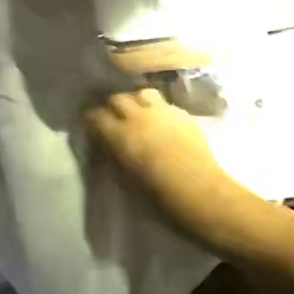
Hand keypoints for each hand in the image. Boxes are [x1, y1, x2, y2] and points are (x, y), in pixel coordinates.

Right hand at [83, 89, 272, 253]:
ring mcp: (164, 113)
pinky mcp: (185, 116)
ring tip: (136, 112)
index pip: (94, 115)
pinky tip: (162, 122)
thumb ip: (113, 155)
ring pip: (142, 93)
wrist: (204, 198)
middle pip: (117, 97)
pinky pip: (165, 104)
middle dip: (111, 105)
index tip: (89, 123)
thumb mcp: (125, 180)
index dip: (89, 118)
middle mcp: (139, 117)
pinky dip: (158, 109)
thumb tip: (107, 144)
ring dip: (135, 100)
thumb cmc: (160, 200)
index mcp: (119, 135)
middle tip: (111, 116)